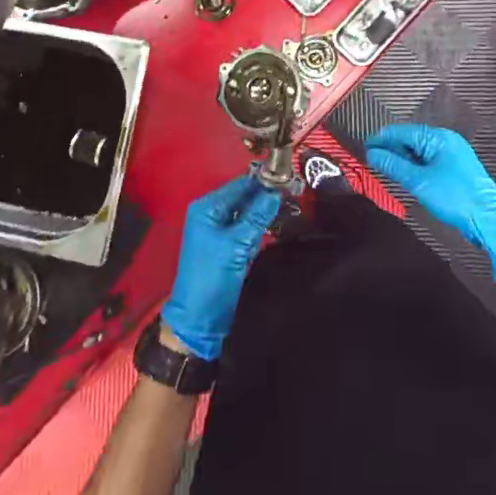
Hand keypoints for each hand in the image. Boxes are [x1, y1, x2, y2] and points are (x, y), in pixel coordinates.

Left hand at [160, 174, 280, 359]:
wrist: (200, 317)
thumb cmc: (213, 276)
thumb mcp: (237, 244)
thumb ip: (257, 215)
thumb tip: (277, 190)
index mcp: (207, 207)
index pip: (241, 184)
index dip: (264, 180)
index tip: (291, 177)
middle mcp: (212, 213)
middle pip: (245, 195)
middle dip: (267, 195)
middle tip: (295, 192)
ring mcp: (220, 229)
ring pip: (248, 210)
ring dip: (266, 210)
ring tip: (292, 205)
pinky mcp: (229, 244)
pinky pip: (248, 225)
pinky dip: (261, 224)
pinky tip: (279, 222)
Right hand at [365, 124, 495, 283]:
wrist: (488, 218)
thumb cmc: (453, 197)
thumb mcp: (419, 182)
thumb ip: (394, 166)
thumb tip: (371, 153)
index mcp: (439, 137)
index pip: (403, 131)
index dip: (381, 138)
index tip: (363, 147)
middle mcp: (446, 140)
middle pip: (411, 139)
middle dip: (391, 148)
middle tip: (369, 160)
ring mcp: (452, 154)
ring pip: (420, 151)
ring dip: (402, 158)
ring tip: (382, 168)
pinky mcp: (455, 168)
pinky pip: (429, 161)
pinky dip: (414, 166)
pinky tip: (404, 175)